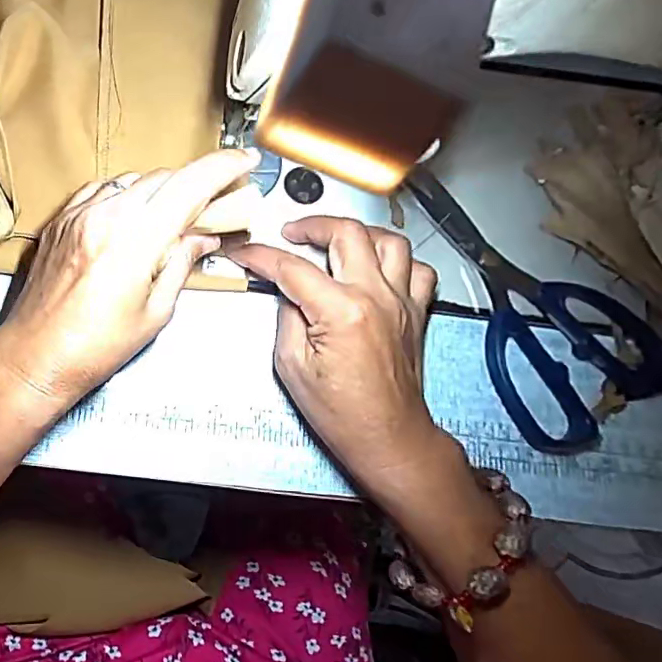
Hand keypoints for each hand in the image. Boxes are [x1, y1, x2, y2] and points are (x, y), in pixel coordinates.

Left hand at [0, 149, 259, 415]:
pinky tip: (130, 220)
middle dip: (193, 185)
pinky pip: (99, 192)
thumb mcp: (153, 312)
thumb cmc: (91, 348)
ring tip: (169, 221)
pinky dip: (122, 197)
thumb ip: (181, 265)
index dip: (224, 167)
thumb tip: (203, 238)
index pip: (189, 184)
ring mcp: (75, 216)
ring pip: (130, 181)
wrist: (33, 356)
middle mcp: (102, 216)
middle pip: (162, 178)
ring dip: (158, 192)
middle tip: (212, 207)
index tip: (243, 162)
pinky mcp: (58, 223)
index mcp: (132, 239)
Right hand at [229, 217, 454, 499]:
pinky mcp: (416, 311)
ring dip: (356, 233)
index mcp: (341, 312)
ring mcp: (402, 302)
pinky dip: (394, 259)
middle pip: (347, 233)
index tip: (244, 253)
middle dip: (312, 225)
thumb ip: (287, 318)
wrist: (387, 436)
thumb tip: (287, 292)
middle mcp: (377, 298)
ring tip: (333, 240)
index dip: (261, 256)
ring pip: (388, 240)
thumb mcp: (291, 365)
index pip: (292, 268)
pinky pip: (416, 268)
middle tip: (290, 233)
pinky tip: (374, 267)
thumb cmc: (341, 412)